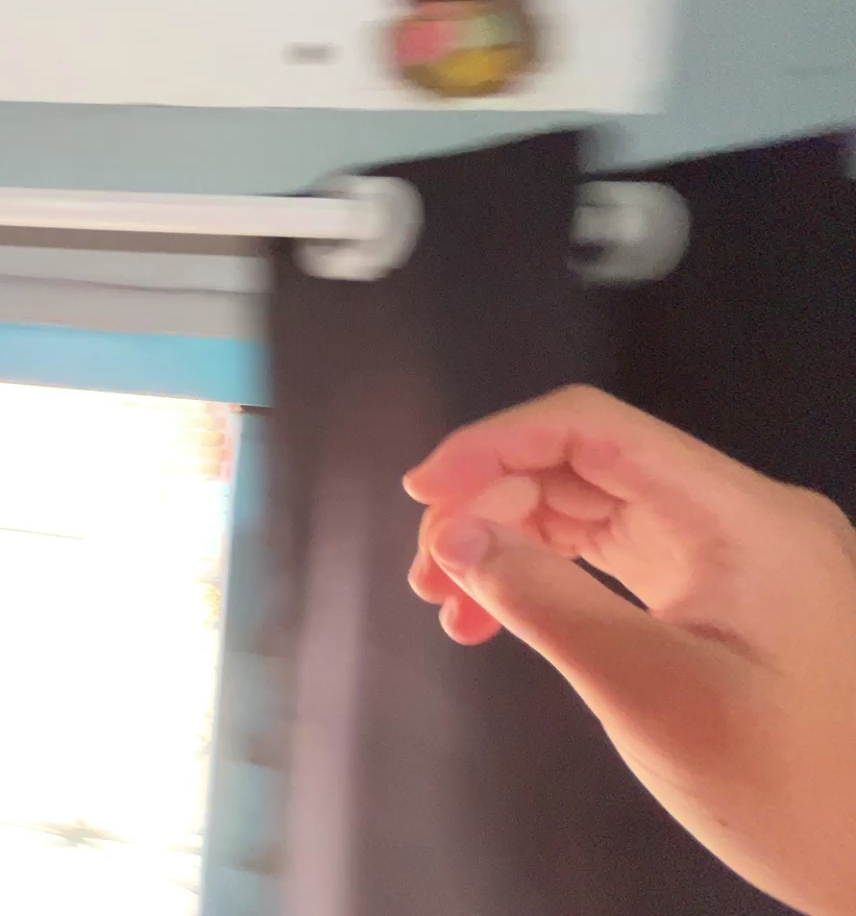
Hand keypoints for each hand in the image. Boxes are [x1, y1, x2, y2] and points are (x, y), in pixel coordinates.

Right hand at [405, 385, 855, 914]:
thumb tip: (450, 536)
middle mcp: (723, 513)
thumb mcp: (650, 689)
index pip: (587, 429)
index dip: (489, 444)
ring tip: (442, 601)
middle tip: (430, 574)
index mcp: (740, 517)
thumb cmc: (796, 788)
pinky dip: (518, 574)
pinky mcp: (684, 582)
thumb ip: (540, 598)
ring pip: (558, 505)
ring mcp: (705, 547)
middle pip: (561, 467)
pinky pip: (576, 549)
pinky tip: (480, 617)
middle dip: (478, 508)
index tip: (423, 493)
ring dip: (487, 542)